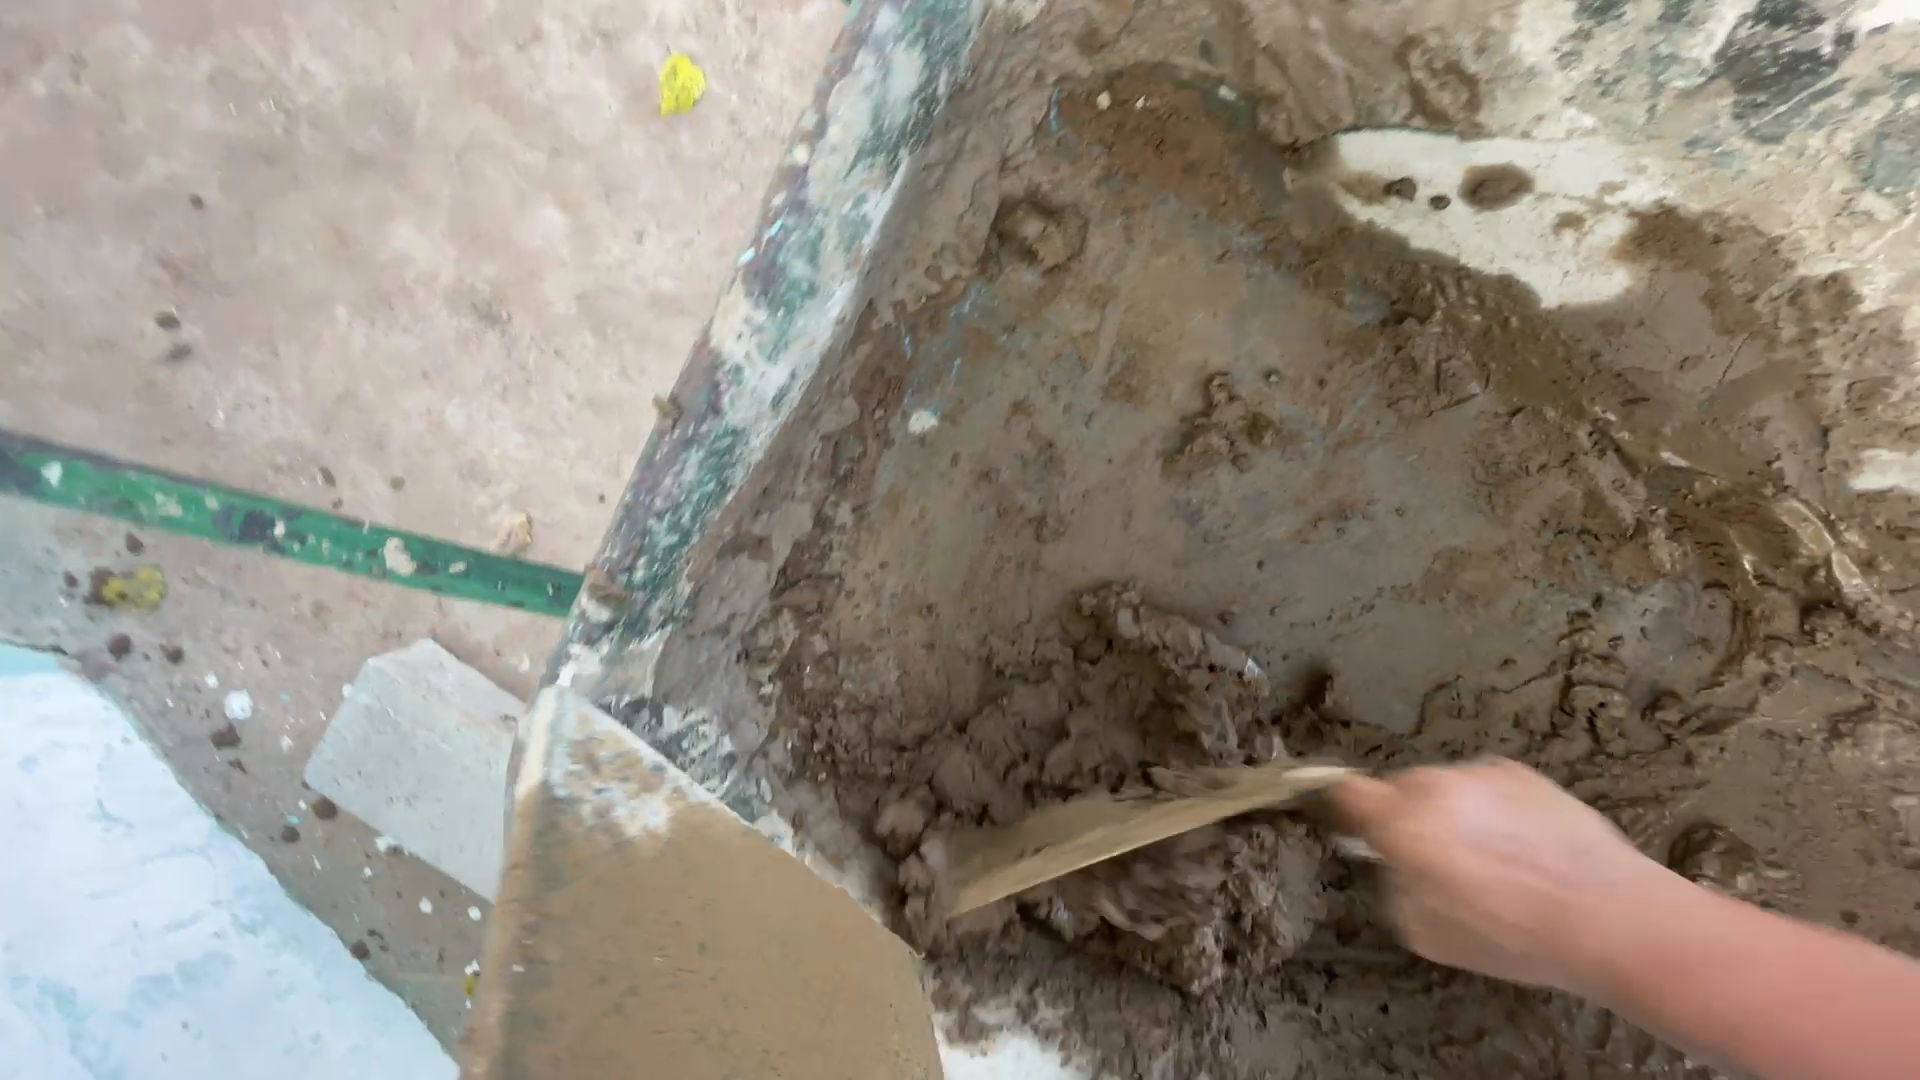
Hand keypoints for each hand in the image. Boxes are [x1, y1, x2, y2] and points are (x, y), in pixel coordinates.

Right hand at [1333, 757, 1672, 993]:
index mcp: (1399, 822)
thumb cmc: (1513, 936)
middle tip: (1436, 855)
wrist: (1615, 921)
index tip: (1355, 825)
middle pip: (1397, 788)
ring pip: (1444, 786)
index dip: (1343, 807)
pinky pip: (1486, 785)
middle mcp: (1431, 786)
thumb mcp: (1425, 929)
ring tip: (1492, 855)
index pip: (1344, 791)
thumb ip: (1393, 885)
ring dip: (1452, 810)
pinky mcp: (1520, 773)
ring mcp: (1478, 774)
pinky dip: (1491, 806)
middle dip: (1407, 815)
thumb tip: (1393, 864)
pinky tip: (1523, 845)